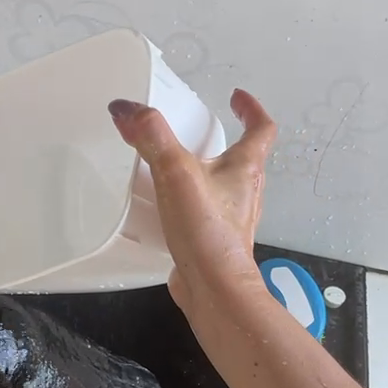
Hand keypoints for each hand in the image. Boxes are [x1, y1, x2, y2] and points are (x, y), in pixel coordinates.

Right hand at [109, 90, 277, 315]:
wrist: (214, 290)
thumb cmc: (207, 230)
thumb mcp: (176, 172)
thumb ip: (151, 136)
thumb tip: (125, 109)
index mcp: (245, 169)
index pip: (262, 129)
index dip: (251, 109)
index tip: (235, 97)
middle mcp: (245, 194)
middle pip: (244, 160)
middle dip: (225, 144)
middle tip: (200, 134)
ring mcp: (232, 222)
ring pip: (225, 190)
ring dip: (208, 176)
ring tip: (179, 170)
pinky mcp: (214, 244)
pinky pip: (205, 217)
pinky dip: (191, 208)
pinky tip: (168, 212)